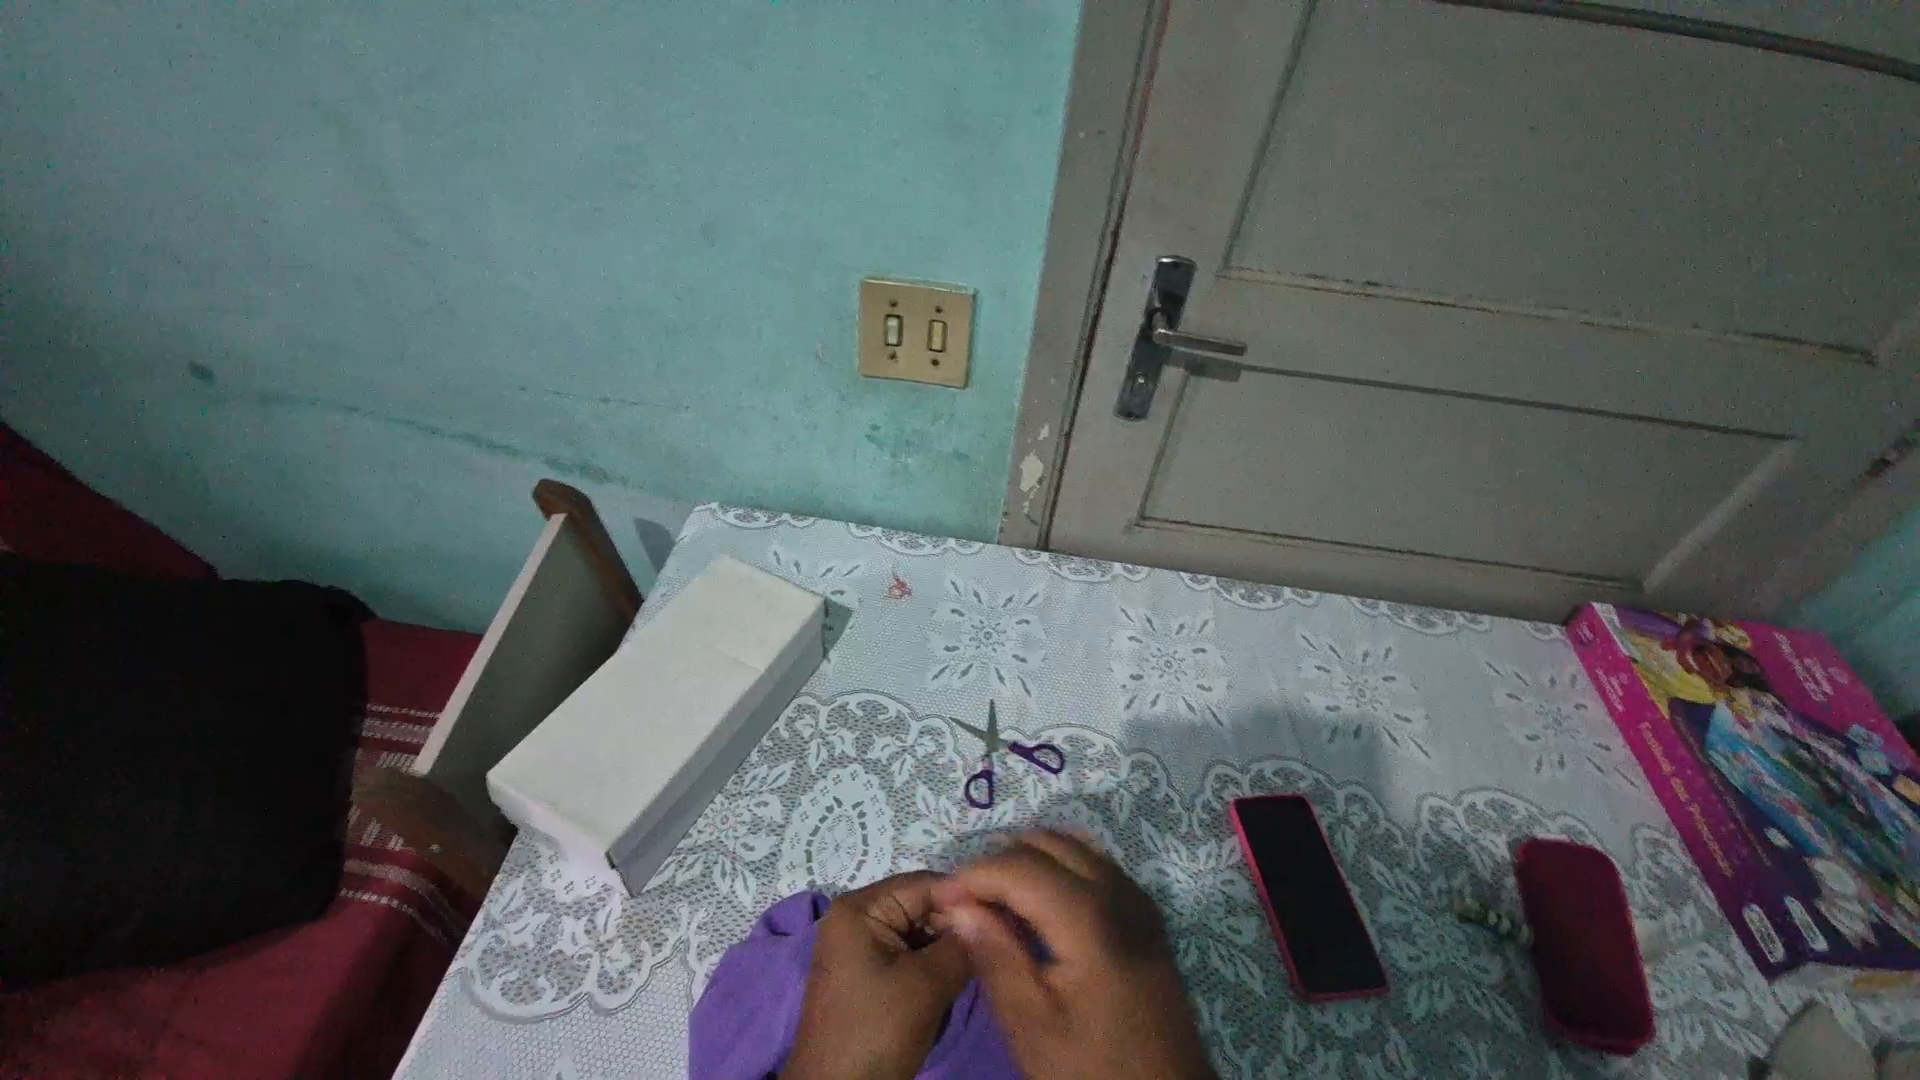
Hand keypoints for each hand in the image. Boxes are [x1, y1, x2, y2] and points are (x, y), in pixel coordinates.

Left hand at [781, 871, 972, 1079]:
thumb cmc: (875, 1032)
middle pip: (922, 906)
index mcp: (861, 908)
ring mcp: (860, 947)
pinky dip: (932, 969)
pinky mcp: (867, 975)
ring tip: (973, 970)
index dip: (966, 899)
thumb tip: (991, 919)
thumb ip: (961, 944)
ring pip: (920, 933)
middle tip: (992, 950)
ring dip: (947, 951)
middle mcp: (858, 918)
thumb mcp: (926, 986)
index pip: (926, 884)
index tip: (1002, 921)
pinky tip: (950, 987)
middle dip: (957, 928)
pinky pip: (909, 956)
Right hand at [933, 831, 1215, 1079]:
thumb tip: (958, 906)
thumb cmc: (1094, 1069)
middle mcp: (1118, 890)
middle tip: (969, 904)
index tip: (942, 899)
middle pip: (1045, 842)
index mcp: (1089, 918)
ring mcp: (1136, 897)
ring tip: (999, 904)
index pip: (1018, 865)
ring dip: (1029, 861)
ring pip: (1071, 844)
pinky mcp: (1144, 911)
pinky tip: (1039, 908)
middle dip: (999, 863)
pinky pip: (1094, 862)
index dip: (973, 874)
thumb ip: (995, 958)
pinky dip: (1058, 868)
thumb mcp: (1032, 1028)